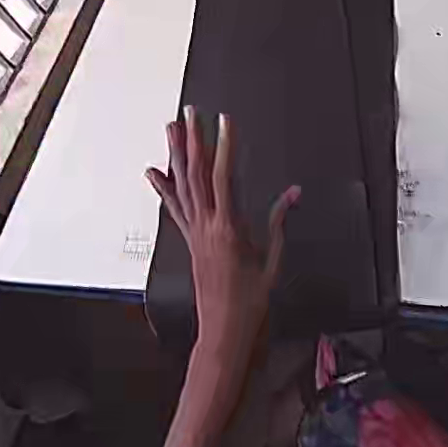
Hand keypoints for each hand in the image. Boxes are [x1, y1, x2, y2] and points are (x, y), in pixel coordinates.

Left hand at [146, 107, 299, 358]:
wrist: (224, 334)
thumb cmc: (250, 302)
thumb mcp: (273, 261)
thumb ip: (279, 222)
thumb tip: (293, 193)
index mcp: (228, 227)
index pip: (223, 177)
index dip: (224, 146)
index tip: (224, 121)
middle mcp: (205, 225)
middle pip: (195, 174)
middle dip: (193, 140)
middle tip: (190, 112)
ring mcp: (194, 232)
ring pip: (182, 185)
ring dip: (176, 154)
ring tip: (172, 128)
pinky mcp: (189, 239)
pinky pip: (174, 207)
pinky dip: (164, 187)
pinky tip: (155, 172)